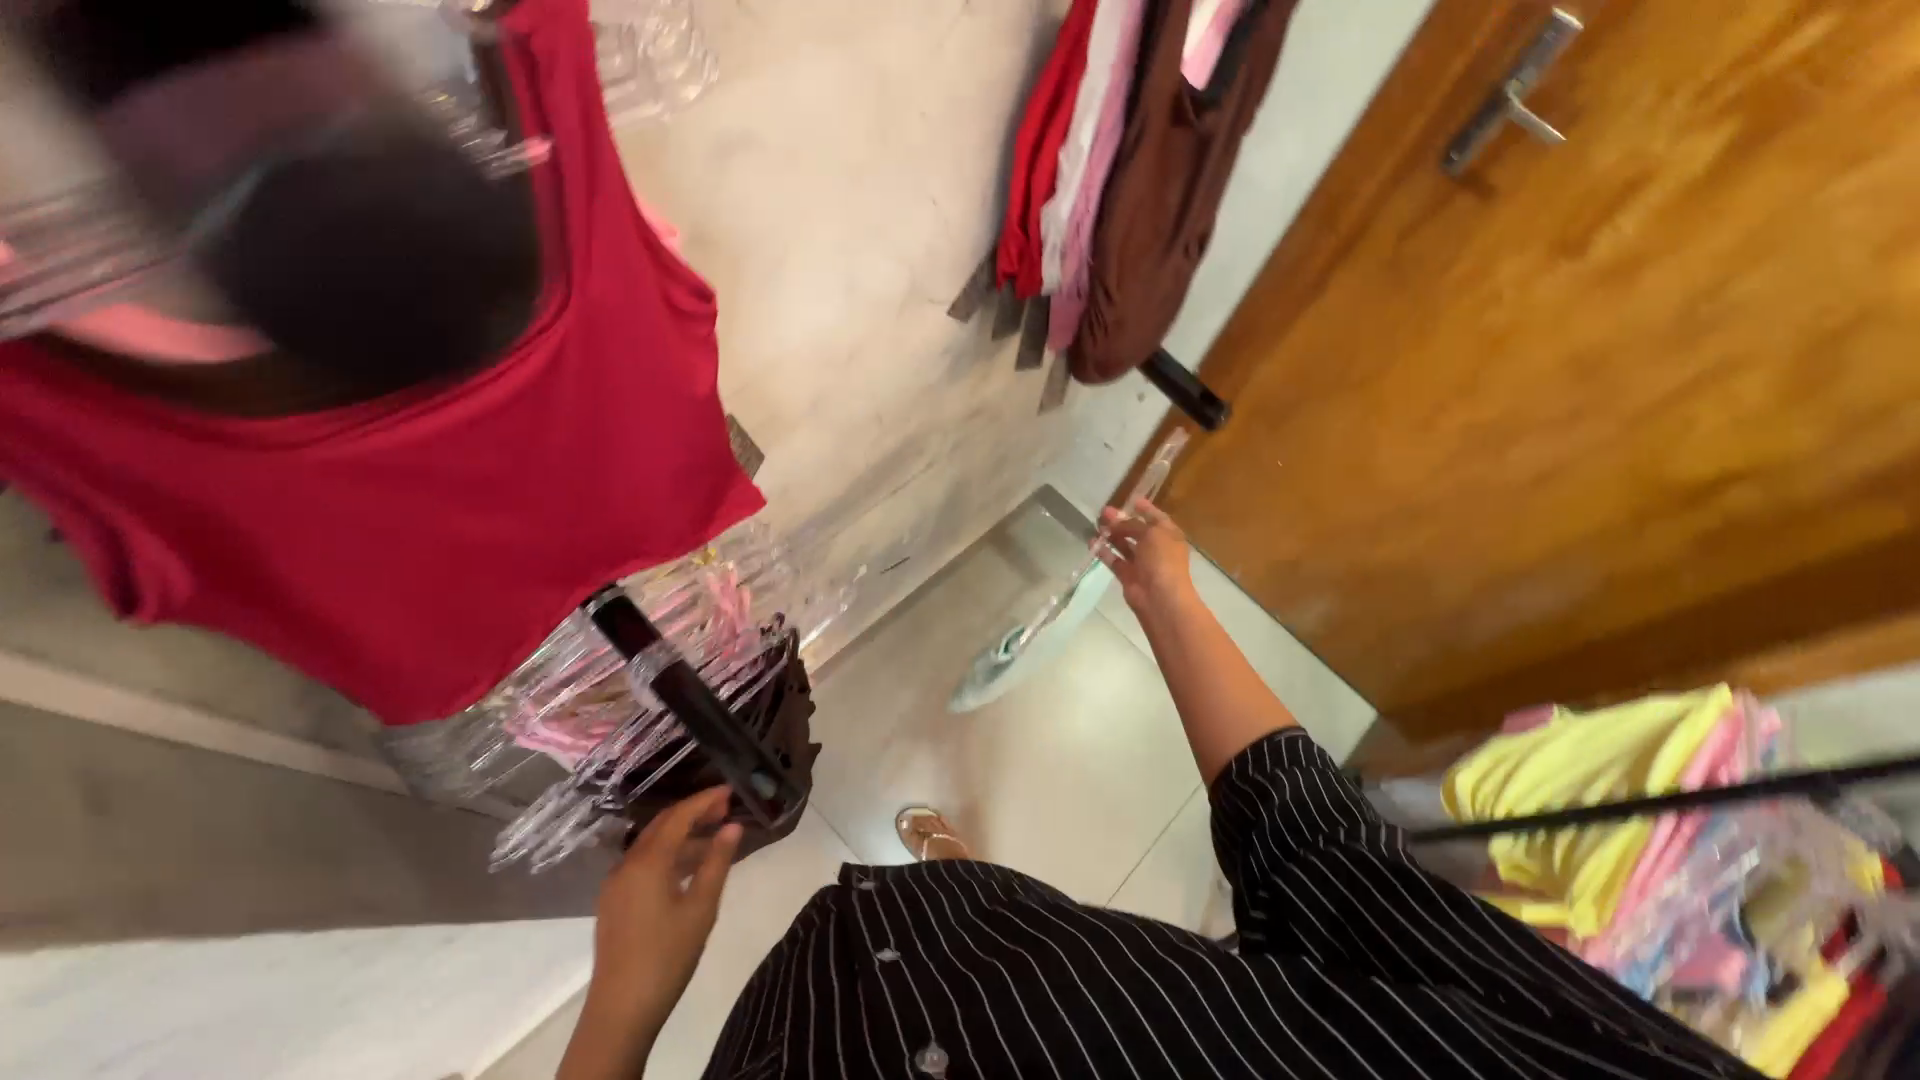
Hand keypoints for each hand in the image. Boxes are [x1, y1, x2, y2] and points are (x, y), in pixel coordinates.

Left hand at [588, 787, 742, 1031]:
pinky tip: (690, 867)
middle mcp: (627, 864)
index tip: (730, 790)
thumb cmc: (667, 955)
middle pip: (661, 826)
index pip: (679, 816)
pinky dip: (669, 856)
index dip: (705, 800)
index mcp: (648, 861)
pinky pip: (644, 864)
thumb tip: (733, 826)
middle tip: (725, 808)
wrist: (621, 1007)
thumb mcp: (701, 908)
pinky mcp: (614, 901)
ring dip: (682, 836)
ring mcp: (616, 883)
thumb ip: (717, 862)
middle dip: (693, 813)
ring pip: (652, 846)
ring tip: (715, 837)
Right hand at [1096, 498, 1195, 616]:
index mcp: (1169, 535)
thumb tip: (1115, 519)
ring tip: (1096, 524)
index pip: (1157, 518)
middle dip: (1122, 521)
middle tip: (1103, 512)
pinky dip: (1104, 552)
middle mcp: (1156, 548)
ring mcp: (1142, 563)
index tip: (1131, 500)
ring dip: (1112, 535)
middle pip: (1137, 531)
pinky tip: (1092, 542)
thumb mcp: (1151, 534)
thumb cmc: (1162, 560)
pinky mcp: (1128, 576)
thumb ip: (1131, 524)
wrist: (1161, 597)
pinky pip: (1115, 560)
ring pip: (1125, 545)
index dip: (1145, 509)